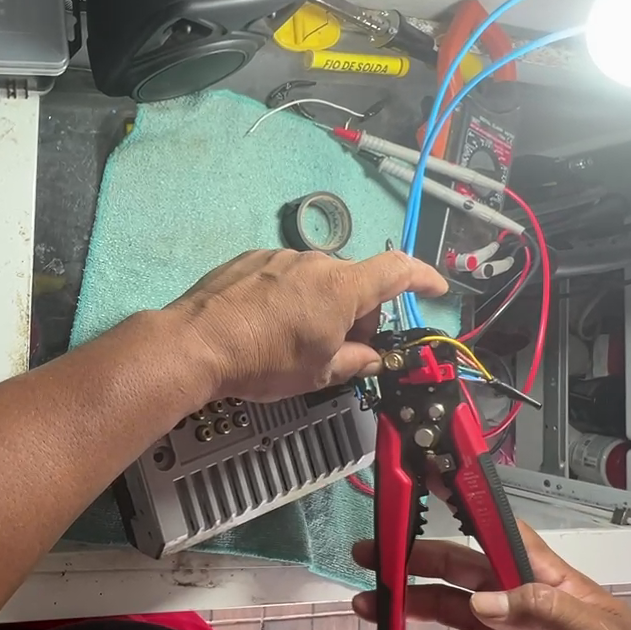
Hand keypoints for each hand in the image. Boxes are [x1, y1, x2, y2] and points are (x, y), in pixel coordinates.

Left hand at [162, 249, 447, 403]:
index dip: (422, 277)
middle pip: (353, 280)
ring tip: (297, 339)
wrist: (196, 344)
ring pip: (315, 278)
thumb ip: (355, 361)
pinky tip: (267, 323)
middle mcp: (313, 262)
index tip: (435, 288)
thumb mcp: (319, 373)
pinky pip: (282, 276)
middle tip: (345, 346)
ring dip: (320, 303)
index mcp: (341, 286)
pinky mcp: (247, 260)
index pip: (397, 270)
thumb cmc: (263, 361)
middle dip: (358, 311)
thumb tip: (371, 357)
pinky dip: (288, 296)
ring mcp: (277, 257)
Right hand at [350, 521, 630, 629]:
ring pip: (445, 613)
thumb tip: (481, 603)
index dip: (459, 506)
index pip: (496, 531)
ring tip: (369, 610)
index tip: (420, 487)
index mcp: (545, 578)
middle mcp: (517, 599)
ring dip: (406, 610)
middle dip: (410, 563)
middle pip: (454, 569)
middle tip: (368, 559)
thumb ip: (543, 614)